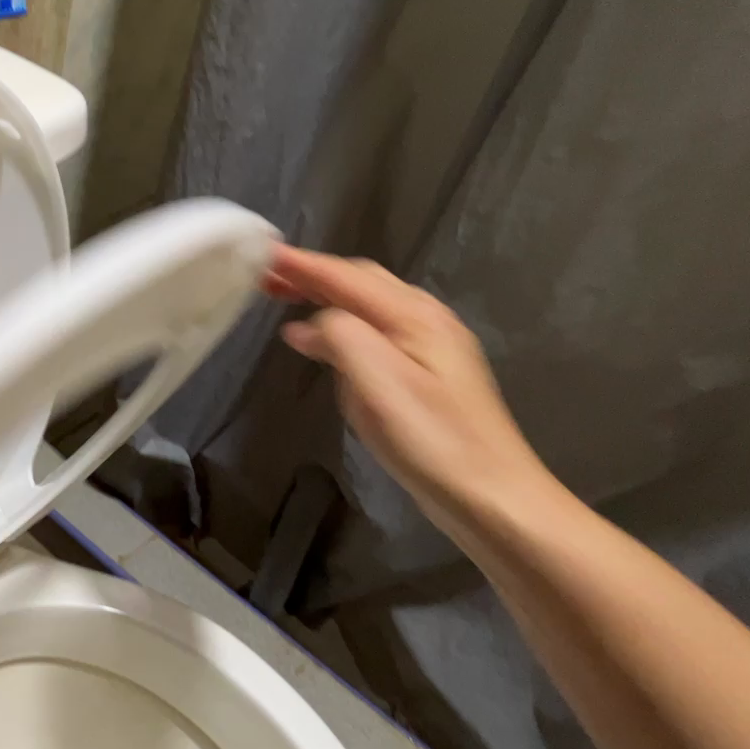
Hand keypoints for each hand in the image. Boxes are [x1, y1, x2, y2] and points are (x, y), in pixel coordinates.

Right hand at [263, 245, 556, 533]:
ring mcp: (429, 347)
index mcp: (413, 318)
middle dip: (311, 274)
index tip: (258, 254)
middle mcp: (425, 321)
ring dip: (323, 295)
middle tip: (263, 276)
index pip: (346, 277)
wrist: (490, 494)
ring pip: (368, 303)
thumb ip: (340, 339)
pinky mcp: (424, 373)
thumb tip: (308, 325)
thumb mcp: (377, 384)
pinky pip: (373, 329)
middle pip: (361, 282)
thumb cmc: (431, 440)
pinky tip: (320, 341)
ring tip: (283, 298)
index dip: (302, 264)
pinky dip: (338, 322)